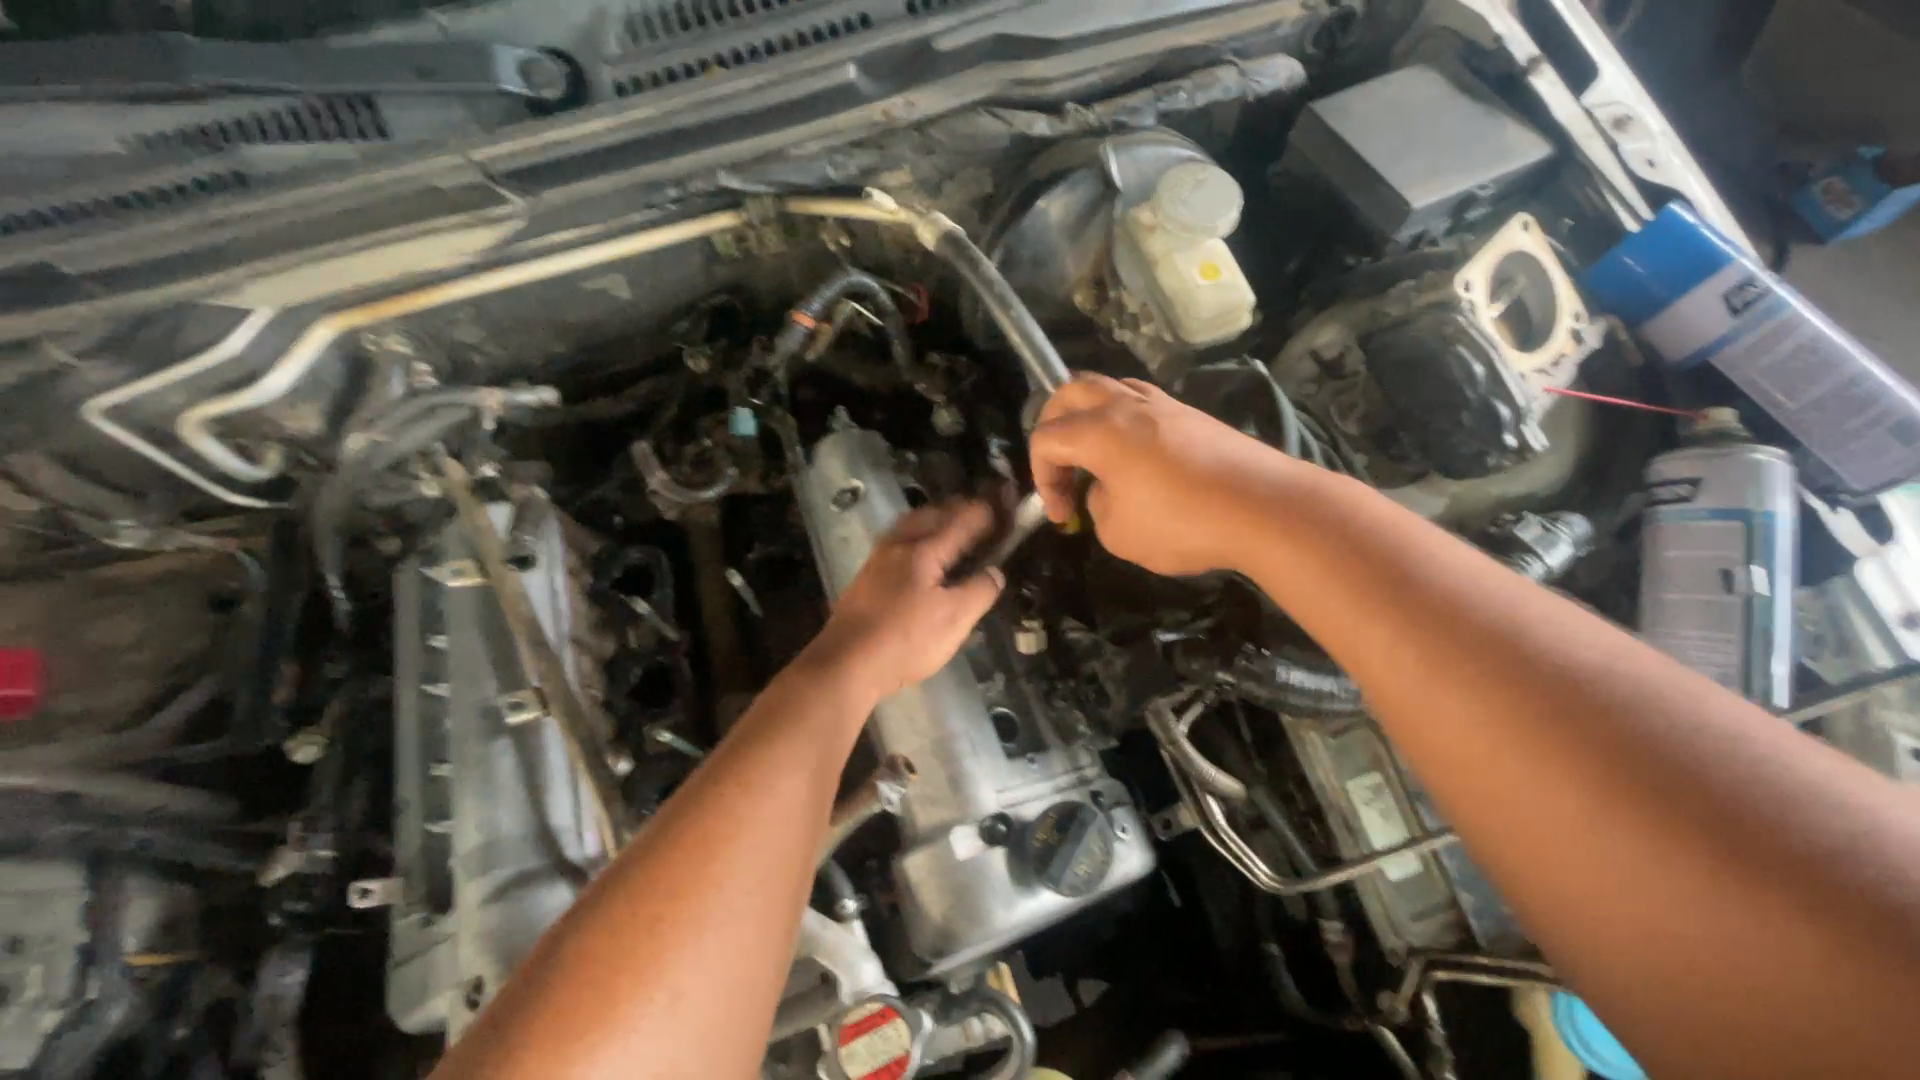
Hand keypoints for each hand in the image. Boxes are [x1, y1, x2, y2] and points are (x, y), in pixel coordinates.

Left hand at [806, 500, 1005, 700]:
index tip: (1005, 507)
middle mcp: (898, 545)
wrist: (845, 663)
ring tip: (950, 527)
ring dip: (933, 520)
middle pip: (931, 514)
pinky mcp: (866, 577)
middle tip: (981, 514)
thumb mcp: (955, 619)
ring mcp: (877, 560)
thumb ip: (979, 591)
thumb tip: (994, 572)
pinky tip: (920, 554)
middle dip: (958, 510)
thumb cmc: (905, 641)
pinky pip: (897, 542)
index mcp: (924, 550)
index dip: (986, 513)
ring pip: (910, 526)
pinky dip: (917, 537)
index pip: (962, 521)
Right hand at [1030, 373, 1304, 576]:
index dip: (1042, 479)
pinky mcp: (1192, 416)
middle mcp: (1126, 405)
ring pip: (1110, 389)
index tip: (1062, 516)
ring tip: (1096, 456)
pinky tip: (1136, 459)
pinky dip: (1124, 423)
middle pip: (1070, 392)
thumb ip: (1097, 507)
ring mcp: (1163, 404)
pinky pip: (1142, 404)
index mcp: (1099, 431)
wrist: (1264, 507)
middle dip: (1053, 426)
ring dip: (1090, 418)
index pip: (1045, 440)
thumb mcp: (1118, 534)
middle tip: (1060, 464)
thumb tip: (1107, 491)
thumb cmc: (1183, 523)